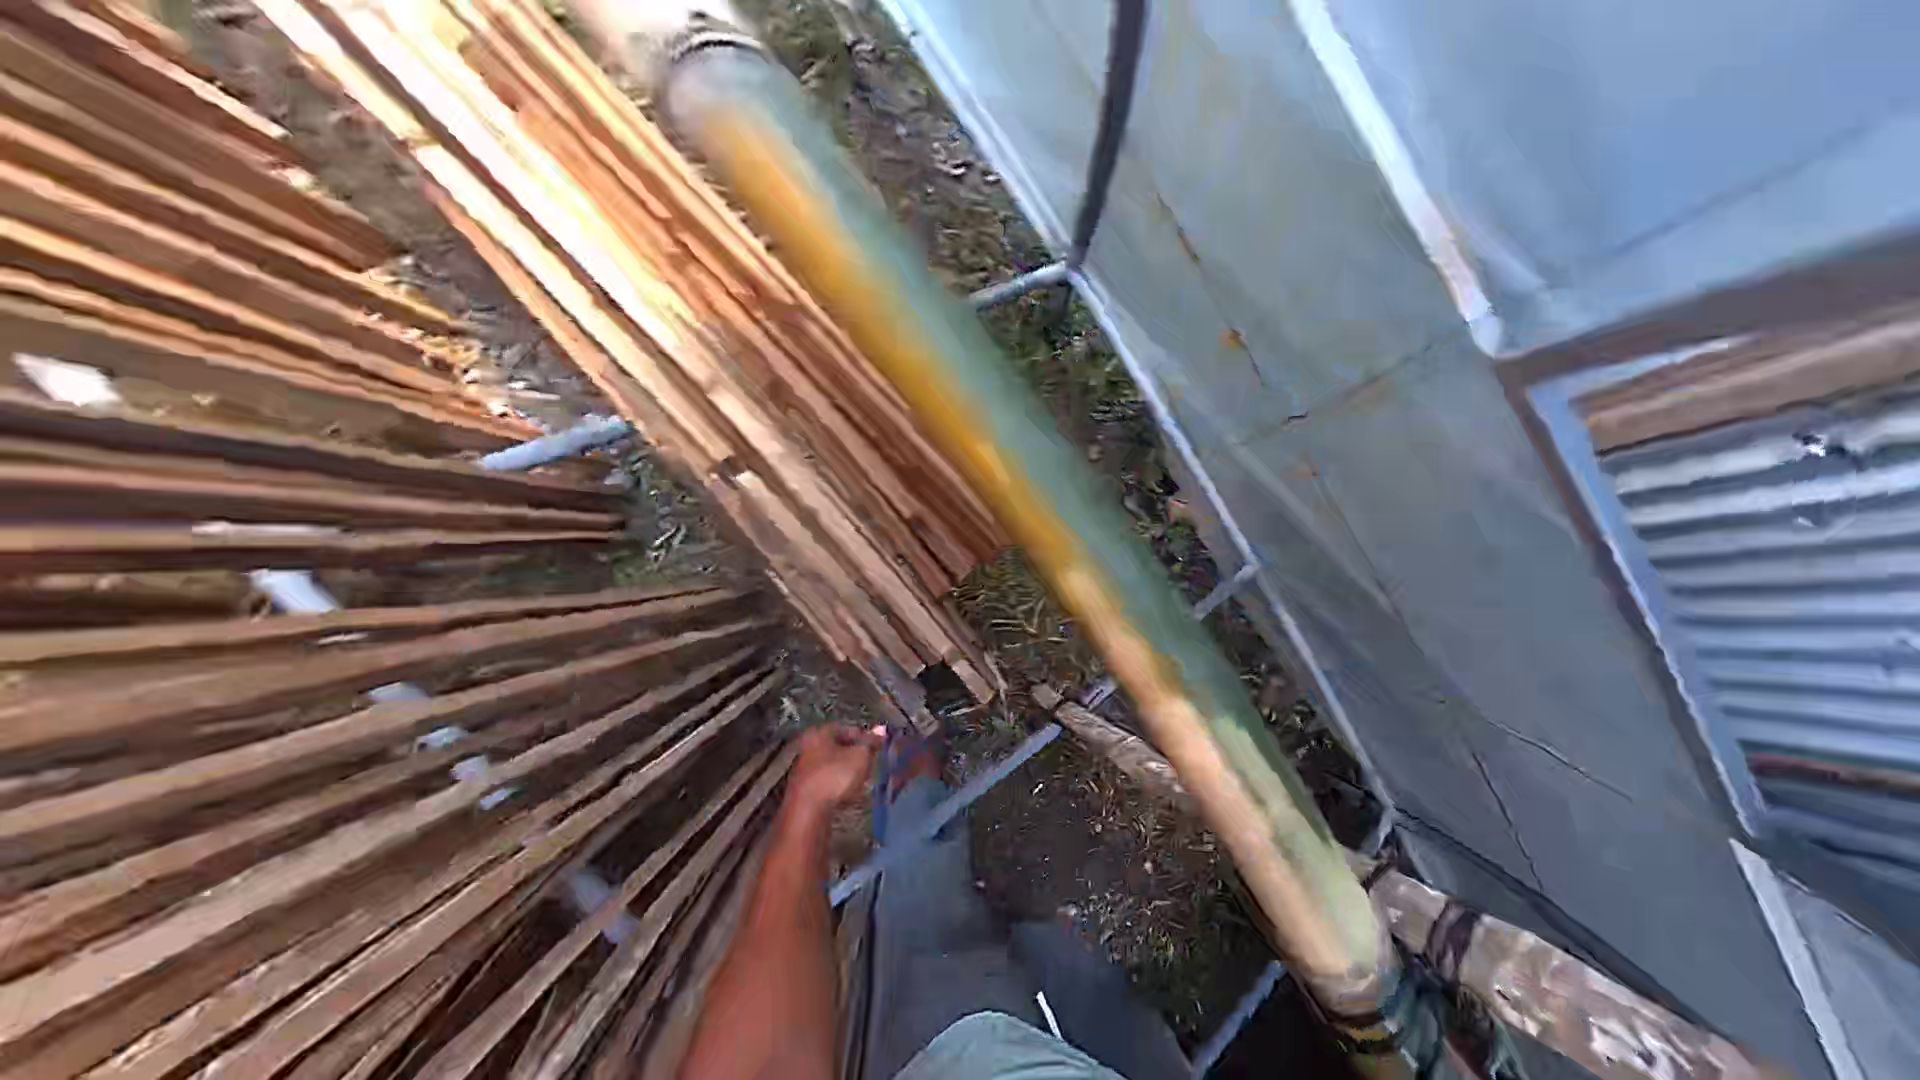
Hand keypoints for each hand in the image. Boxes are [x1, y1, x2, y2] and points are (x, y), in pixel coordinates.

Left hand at [787, 724, 882, 815]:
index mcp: (819, 733)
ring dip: (846, 771)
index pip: (848, 729)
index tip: (877, 748)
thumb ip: (871, 743)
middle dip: (855, 755)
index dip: (865, 737)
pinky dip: (837, 784)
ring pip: (832, 764)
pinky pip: (826, 781)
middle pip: (838, 747)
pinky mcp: (802, 789)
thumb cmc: (835, 776)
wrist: (808, 811)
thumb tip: (881, 729)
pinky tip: (846, 793)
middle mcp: (807, 746)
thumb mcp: (861, 756)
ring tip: (860, 781)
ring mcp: (802, 769)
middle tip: (870, 764)